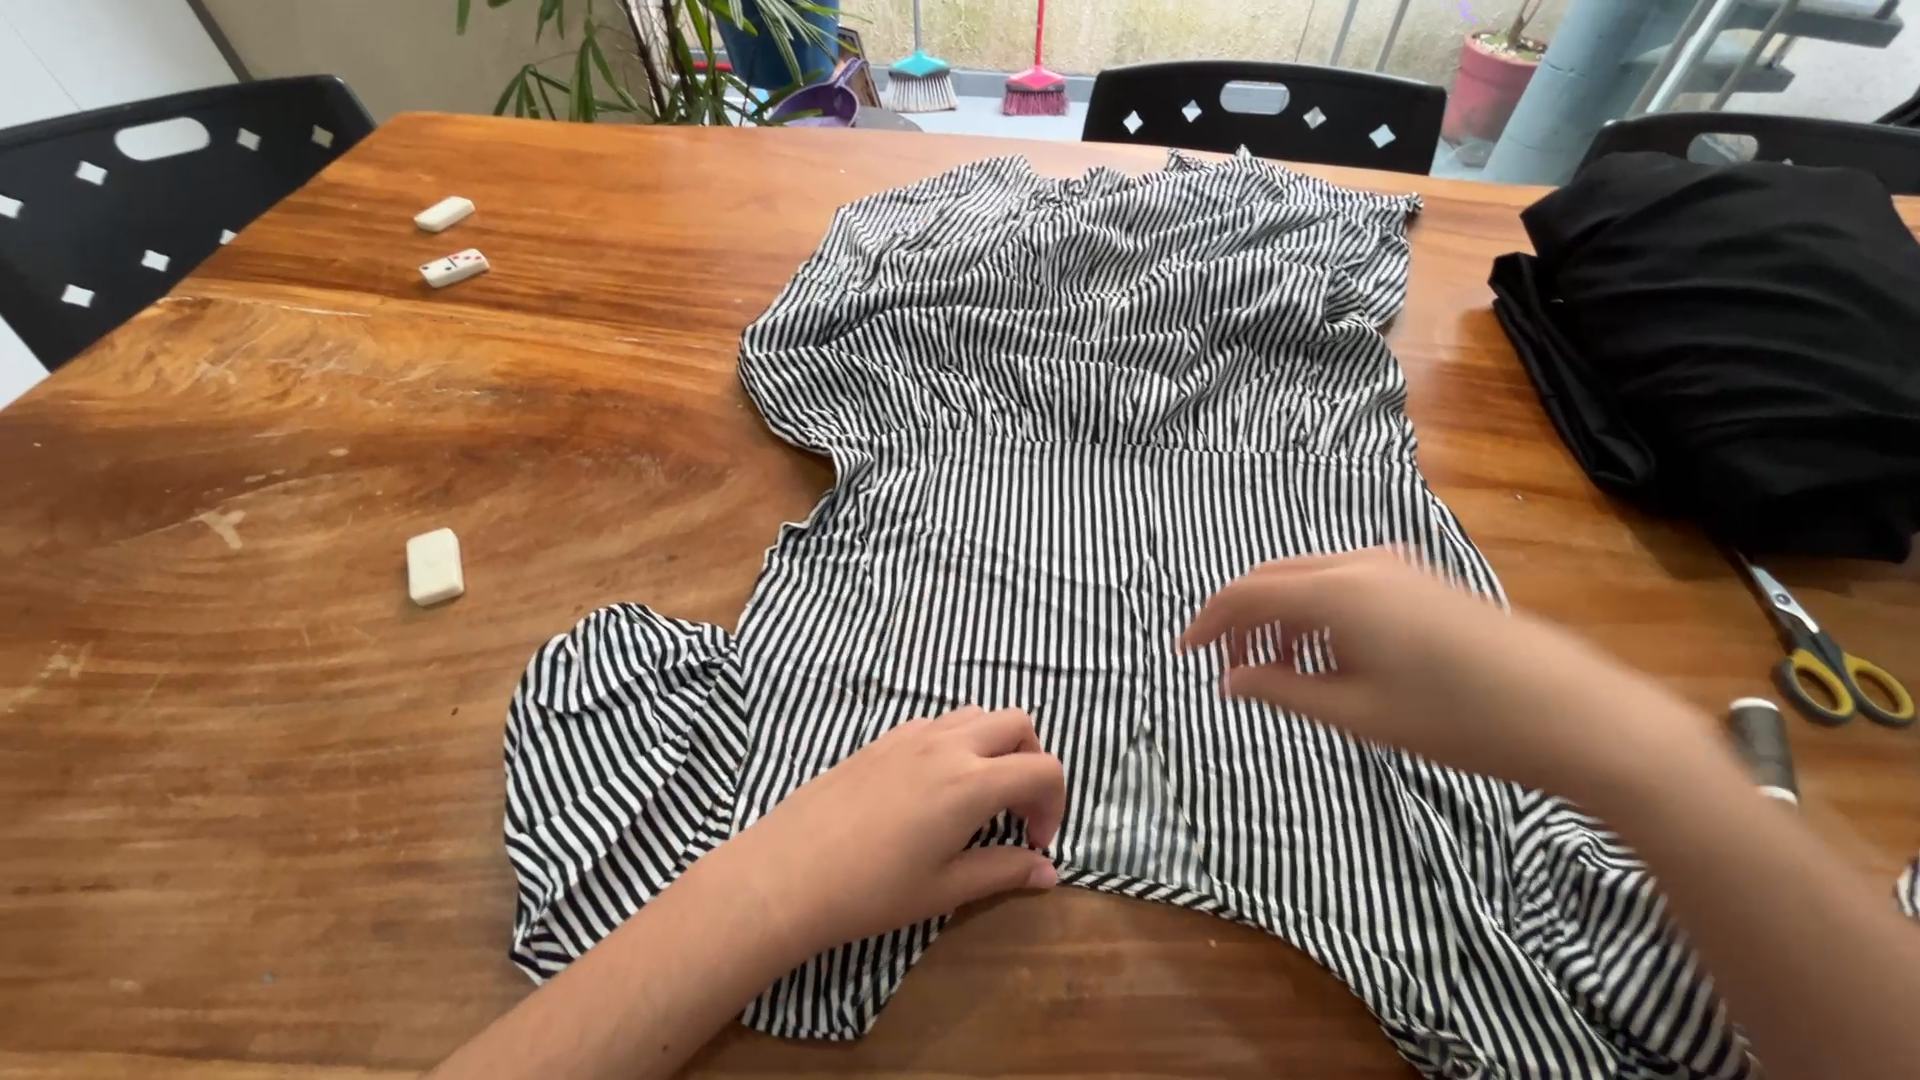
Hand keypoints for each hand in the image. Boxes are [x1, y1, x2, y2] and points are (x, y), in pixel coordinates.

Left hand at [712, 707, 1064, 960]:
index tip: (1034, 842)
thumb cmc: (870, 890)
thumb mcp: (944, 889)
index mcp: (972, 781)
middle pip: (1017, 723)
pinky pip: (937, 722)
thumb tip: (1048, 871)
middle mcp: (948, 744)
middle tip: (1016, 811)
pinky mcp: (882, 738)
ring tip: (978, 796)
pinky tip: (934, 788)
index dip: (1055, 805)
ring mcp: (911, 734)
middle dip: (1032, 761)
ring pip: (976, 714)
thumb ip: (1003, 871)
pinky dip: (957, 742)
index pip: (1043, 769)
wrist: (786, 873)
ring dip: (995, 746)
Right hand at [1178, 548, 1716, 801]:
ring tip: (1279, 675)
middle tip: (1231, 671)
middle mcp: (1362, 564)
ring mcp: (1396, 568)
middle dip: (1242, 623)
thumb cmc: (1458, 720)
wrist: (1578, 716)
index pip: (1246, 594)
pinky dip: (1317, 618)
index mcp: (1338, 590)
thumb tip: (1229, 682)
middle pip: (1274, 579)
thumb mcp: (1355, 713)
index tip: (1185, 656)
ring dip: (1280, 622)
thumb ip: (1280, 691)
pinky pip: (1345, 587)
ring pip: (1309, 582)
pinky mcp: (1421, 582)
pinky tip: (1328, 661)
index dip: (1208, 623)